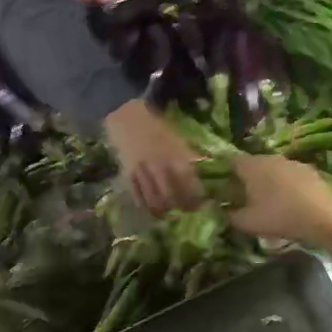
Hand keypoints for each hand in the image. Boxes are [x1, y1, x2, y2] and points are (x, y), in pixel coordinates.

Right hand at [103, 99, 201, 215]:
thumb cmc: (156, 125)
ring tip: (174, 214)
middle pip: (172, 195)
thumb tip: (206, 169)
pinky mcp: (127, 175)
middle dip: (182, 207)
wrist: (125, 116)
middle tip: (189, 212)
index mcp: (174, 154)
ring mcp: (142, 171)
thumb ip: (189, 154)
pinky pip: (138, 196)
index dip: (197, 196)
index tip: (204, 202)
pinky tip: (155, 212)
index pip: (189, 182)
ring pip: (154, 199)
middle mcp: (159, 165)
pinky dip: (147, 207)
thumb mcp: (178, 137)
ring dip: (166, 210)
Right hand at [228, 155, 331, 243]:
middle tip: (243, 199)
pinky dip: (284, 186)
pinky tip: (288, 203)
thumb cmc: (279, 215)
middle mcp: (270, 158)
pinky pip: (288, 177)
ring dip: (267, 183)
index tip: (222, 189)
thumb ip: (231, 216)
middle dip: (246, 180)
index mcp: (252, 165)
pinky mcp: (308, 171)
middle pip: (252, 165)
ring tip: (266, 203)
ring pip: (272, 170)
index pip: (231, 161)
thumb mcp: (248, 222)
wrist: (323, 215)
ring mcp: (291, 162)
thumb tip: (225, 212)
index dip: (224, 174)